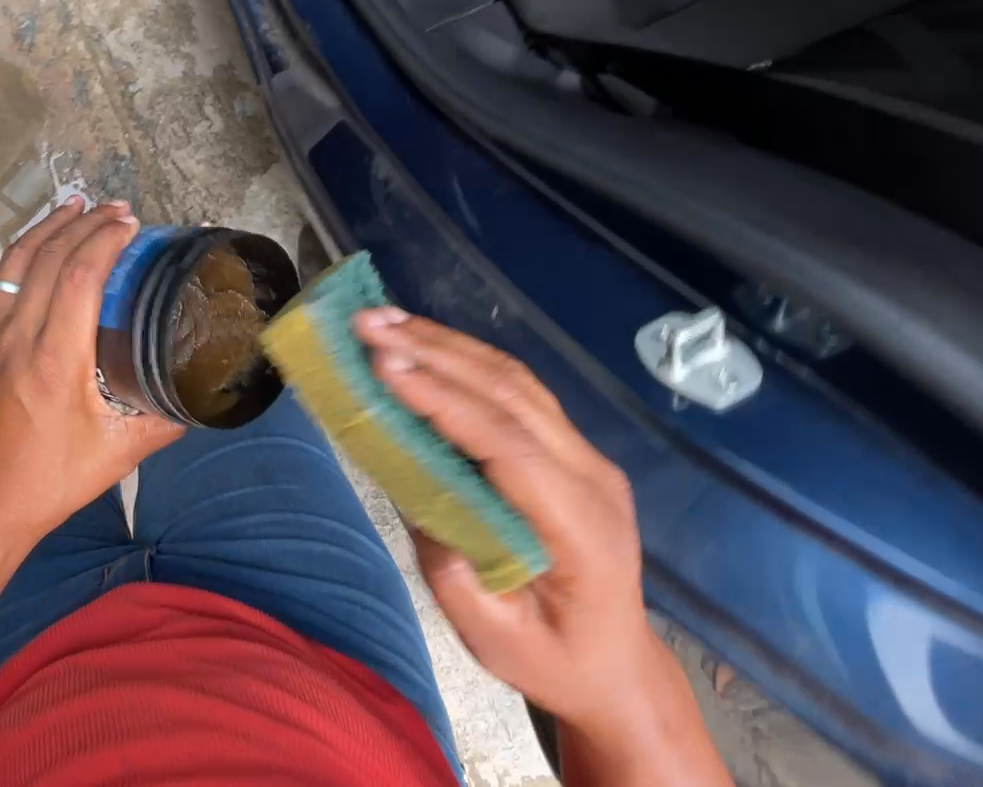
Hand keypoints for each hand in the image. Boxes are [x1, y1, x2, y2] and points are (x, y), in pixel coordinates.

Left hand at [0, 198, 184, 545]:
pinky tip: (44, 239)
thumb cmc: (54, 478)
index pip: (78, 277)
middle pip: (50, 258)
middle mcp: (20, 337)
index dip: (105, 241)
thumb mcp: (121, 453)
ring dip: (50, 226)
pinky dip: (26, 249)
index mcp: (56, 360)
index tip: (131, 224)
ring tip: (79, 204)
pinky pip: (4, 279)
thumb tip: (200, 388)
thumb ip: (166, 418)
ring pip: (20, 261)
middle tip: (120, 210)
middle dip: (86, 224)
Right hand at [356, 310, 723, 783]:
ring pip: (513, 378)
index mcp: (580, 526)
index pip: (508, 445)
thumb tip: (414, 498)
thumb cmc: (555, 660)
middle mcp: (590, 474)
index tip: (384, 366)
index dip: (444, 400)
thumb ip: (457, 579)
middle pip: (509, 393)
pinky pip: (515, 387)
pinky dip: (463, 356)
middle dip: (432, 352)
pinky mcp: (566, 445)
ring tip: (382, 319)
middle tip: (366, 323)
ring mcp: (583, 453)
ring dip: (444, 342)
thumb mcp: (497, 643)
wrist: (616, 663)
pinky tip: (423, 340)